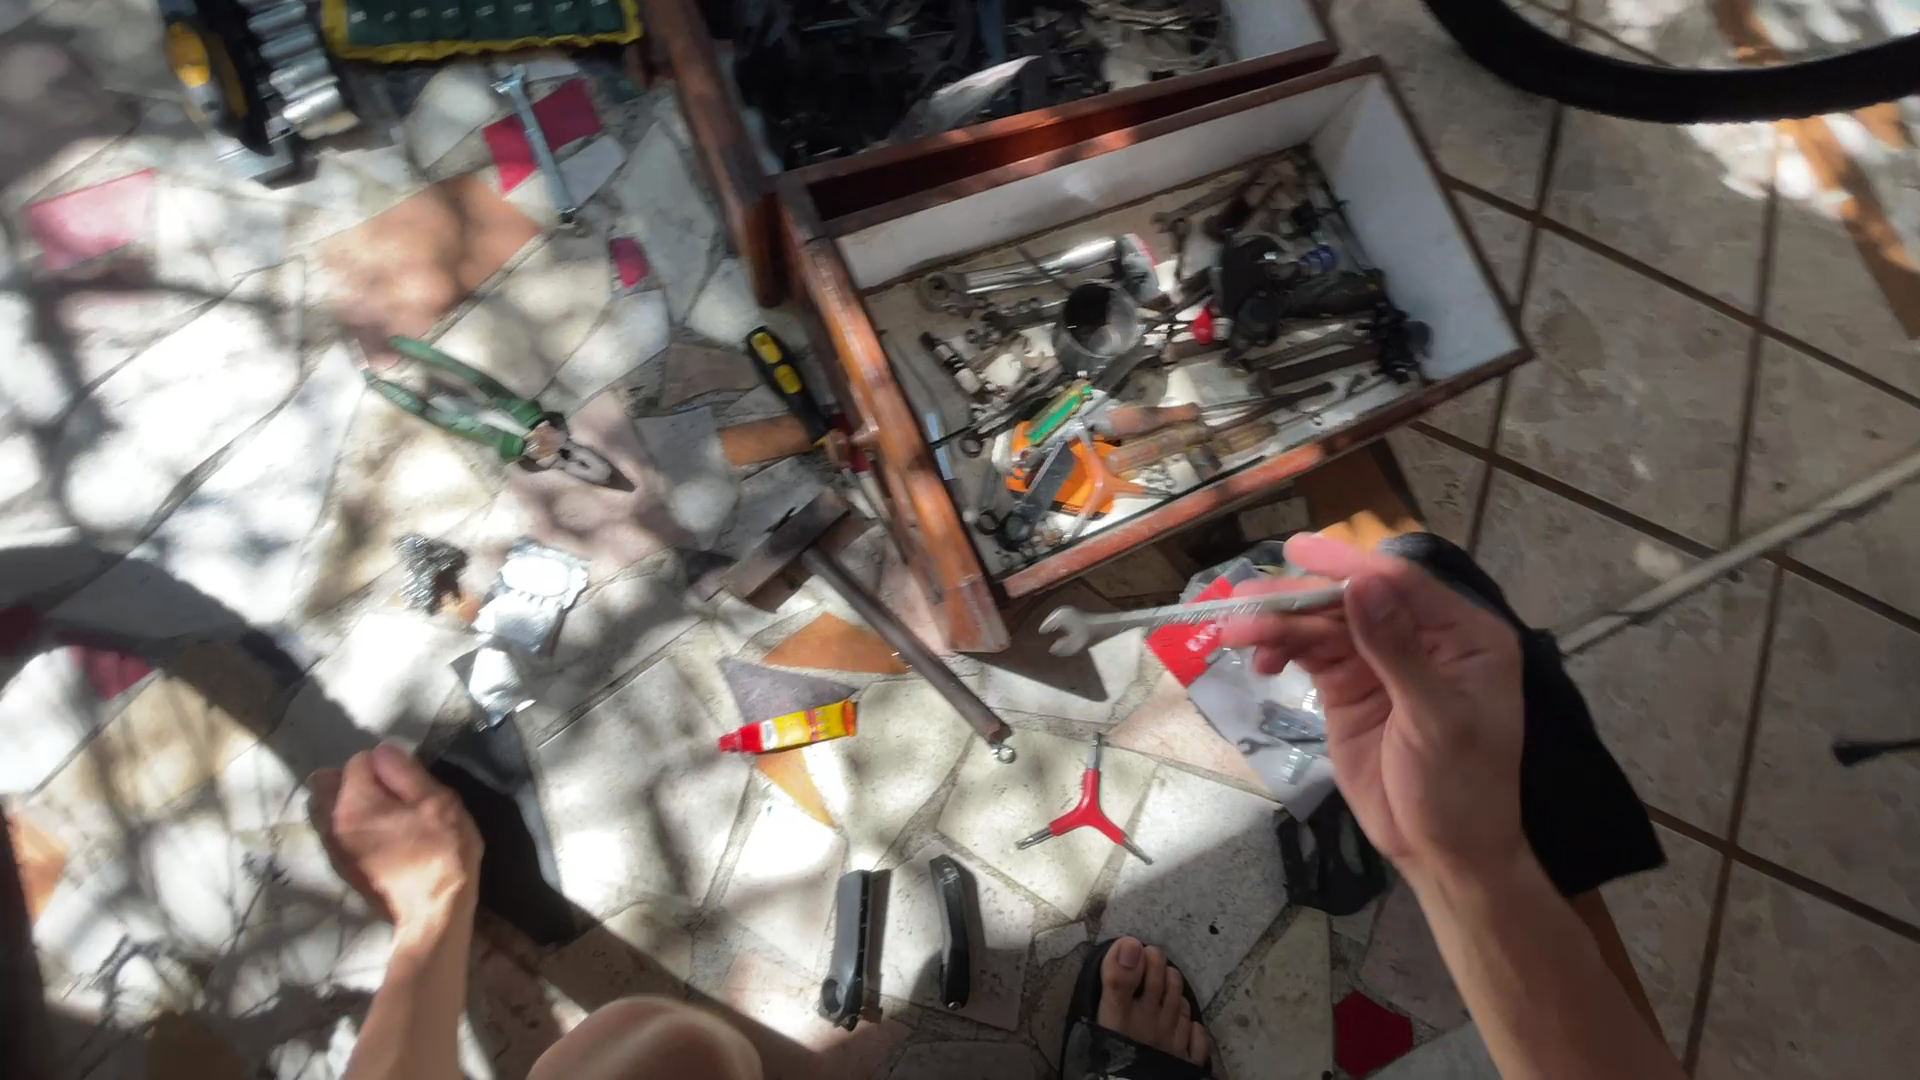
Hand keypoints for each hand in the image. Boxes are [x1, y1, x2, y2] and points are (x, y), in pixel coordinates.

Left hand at [308, 743, 482, 933]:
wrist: (433, 909)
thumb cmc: (442, 850)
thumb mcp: (438, 802)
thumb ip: (406, 773)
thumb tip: (382, 750)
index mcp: (354, 804)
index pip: (358, 761)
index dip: (388, 762)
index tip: (412, 777)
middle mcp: (331, 823)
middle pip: (330, 782)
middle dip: (359, 778)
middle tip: (397, 789)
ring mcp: (332, 847)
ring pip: (329, 806)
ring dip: (354, 799)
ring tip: (391, 809)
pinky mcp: (340, 864)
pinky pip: (335, 828)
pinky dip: (353, 820)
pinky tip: (383, 830)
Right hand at [1220, 533, 1527, 882]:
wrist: (1438, 851)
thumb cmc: (1459, 788)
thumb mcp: (1436, 721)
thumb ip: (1396, 651)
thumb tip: (1360, 585)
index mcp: (1461, 636)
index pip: (1398, 584)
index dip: (1345, 564)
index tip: (1295, 551)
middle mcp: (1418, 636)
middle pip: (1347, 600)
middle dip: (1294, 600)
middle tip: (1241, 603)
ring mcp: (1376, 659)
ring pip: (1318, 624)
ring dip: (1275, 626)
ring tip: (1233, 635)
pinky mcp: (1345, 682)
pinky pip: (1305, 651)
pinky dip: (1278, 651)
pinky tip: (1260, 664)